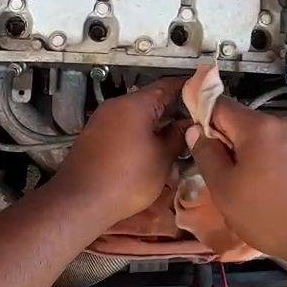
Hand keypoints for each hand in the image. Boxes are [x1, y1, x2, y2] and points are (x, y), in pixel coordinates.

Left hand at [52, 78, 185, 228]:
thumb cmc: (127, 178)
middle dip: (174, 109)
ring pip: (137, 113)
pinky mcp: (95, 134)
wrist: (79, 201)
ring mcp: (103, 118)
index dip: (189, 88)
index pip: (168, 85)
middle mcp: (117, 104)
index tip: (206, 95)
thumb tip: (189, 123)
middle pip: (151, 98)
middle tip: (196, 121)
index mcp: (136, 104)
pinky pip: (124, 125)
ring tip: (177, 137)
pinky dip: (140, 131)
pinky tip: (152, 147)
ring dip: (156, 122)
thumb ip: (178, 136)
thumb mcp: (162, 158)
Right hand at [189, 99, 286, 265]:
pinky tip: (273, 193)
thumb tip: (195, 130)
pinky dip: (270, 165)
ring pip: (263, 139)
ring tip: (249, 190)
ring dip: (250, 156)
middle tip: (223, 177)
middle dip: (228, 143)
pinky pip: (282, 151)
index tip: (199, 145)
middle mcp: (282, 123)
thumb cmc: (270, 215)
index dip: (203, 119)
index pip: (220, 105)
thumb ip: (207, 155)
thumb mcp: (226, 190)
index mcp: (258, 126)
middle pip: (243, 122)